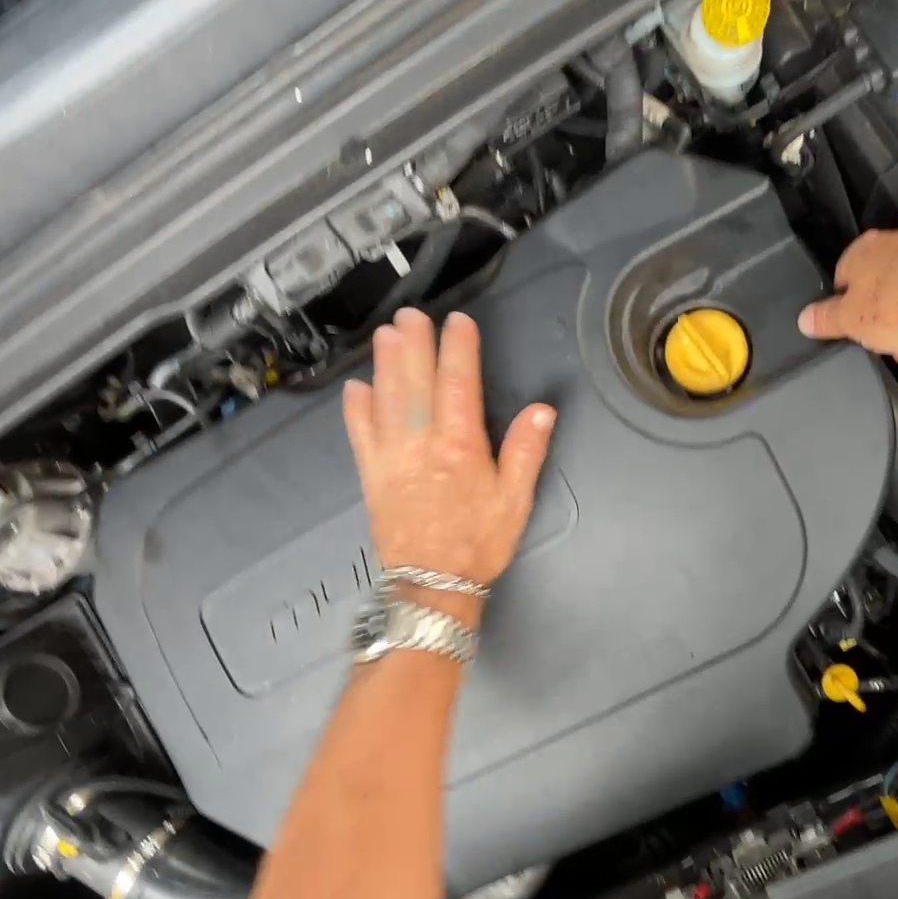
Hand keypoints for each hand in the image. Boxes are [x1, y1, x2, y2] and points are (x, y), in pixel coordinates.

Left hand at [342, 309, 556, 617]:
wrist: (432, 583)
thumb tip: (543, 409)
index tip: (457, 322)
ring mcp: (391, 456)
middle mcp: (422, 442)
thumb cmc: (479, 541)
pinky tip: (355, 387)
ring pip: (386, 399)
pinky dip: (356, 408)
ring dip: (385, 364)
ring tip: (385, 335)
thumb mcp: (516, 500)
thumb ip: (526, 451)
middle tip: (410, 315)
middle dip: (413, 344)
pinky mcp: (371, 473)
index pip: (459, 382)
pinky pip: (360, 434)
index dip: (458, 348)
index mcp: (461, 444)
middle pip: (416, 382)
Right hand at [797, 230, 897, 362]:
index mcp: (863, 250)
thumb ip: (825, 320)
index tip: (854, 328)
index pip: (842, 276)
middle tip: (887, 344)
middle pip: (879, 285)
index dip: (845, 306)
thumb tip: (804, 319)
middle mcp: (896, 241)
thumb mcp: (850, 322)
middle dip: (881, 318)